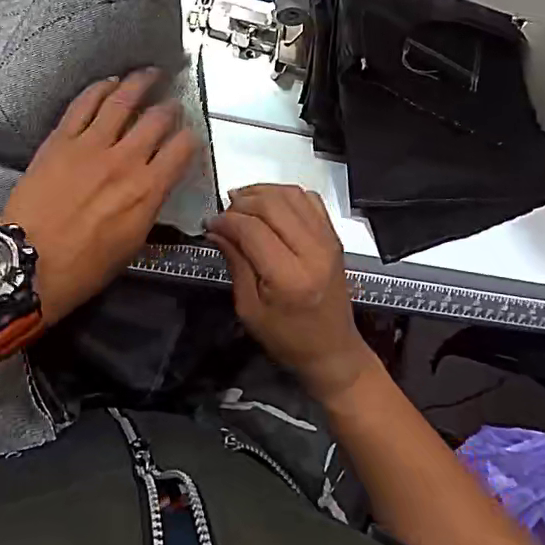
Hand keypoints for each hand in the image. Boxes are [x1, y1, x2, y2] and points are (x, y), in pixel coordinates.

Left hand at [1, 69, 198, 323]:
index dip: (191, 137)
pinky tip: (108, 82)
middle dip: (170, 107)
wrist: (28, 264)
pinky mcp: (60, 140)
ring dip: (139, 83)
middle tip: (172, 101)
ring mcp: (90, 146)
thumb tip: (155, 188)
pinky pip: (83, 105)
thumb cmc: (80, 267)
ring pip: (122, 101)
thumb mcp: (131, 244)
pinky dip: (99, 89)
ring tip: (149, 73)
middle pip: (157, 119)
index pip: (182, 149)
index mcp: (146, 191)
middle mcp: (124, 161)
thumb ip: (148, 207)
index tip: (190, 134)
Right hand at [208, 184, 378, 400]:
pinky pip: (309, 199)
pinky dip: (285, 194)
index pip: (251, 229)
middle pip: (272, 204)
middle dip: (241, 202)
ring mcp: (328, 241)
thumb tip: (215, 230)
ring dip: (261, 193)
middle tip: (224, 214)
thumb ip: (235, 263)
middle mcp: (314, 252)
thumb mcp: (249, 308)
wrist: (334, 351)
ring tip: (242, 204)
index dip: (225, 220)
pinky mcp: (334, 237)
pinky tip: (269, 206)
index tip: (210, 223)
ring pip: (290, 194)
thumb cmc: (288, 338)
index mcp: (290, 277)